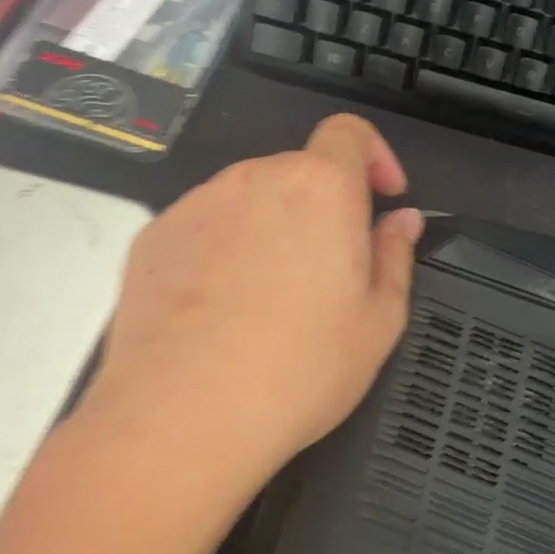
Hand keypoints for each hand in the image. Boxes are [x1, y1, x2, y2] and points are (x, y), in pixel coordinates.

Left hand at [91, 114, 423, 495]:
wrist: (179, 421)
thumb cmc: (299, 369)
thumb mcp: (380, 321)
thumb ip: (396, 256)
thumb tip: (401, 222)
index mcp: (321, 187)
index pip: (350, 132)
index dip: (374, 157)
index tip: (382, 198)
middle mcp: (256, 179)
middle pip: (301, 170)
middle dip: (325, 205)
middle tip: (333, 269)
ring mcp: (196, 206)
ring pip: (251, 199)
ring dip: (273, 227)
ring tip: (273, 298)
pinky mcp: (153, 238)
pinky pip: (205, 228)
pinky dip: (224, 251)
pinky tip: (223, 311)